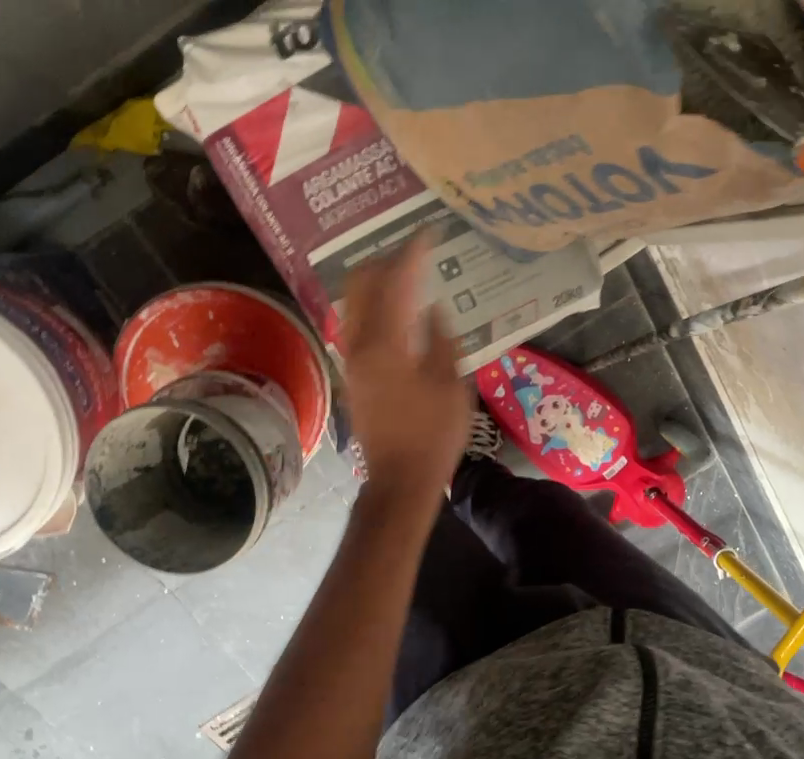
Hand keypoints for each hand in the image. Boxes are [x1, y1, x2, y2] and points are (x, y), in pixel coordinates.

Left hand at [338, 234, 471, 494]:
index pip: (396, 281)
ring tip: (406, 278)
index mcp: (386, 343)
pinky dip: (375, 307)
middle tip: (414, 253)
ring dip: (376, 283)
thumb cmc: (434, 437)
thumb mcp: (452, 386)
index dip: (412, 252)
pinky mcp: (353, 375)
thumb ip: (441, 340)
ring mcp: (351, 360)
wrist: (400, 480)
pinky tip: (398, 314)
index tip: (428, 233)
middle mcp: (359, 344)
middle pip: (361, 283)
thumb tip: (432, 309)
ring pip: (354, 303)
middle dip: (385, 260)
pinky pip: (358, 324)